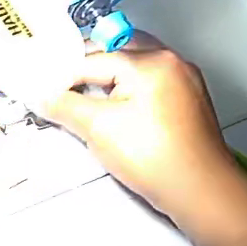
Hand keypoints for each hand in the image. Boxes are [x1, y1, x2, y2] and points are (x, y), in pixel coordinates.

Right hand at [39, 38, 244, 220]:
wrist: (201, 192)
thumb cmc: (155, 159)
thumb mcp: (98, 129)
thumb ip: (65, 106)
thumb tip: (45, 96)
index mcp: (150, 60)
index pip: (92, 58)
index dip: (63, 75)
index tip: (44, 89)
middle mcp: (172, 62)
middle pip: (117, 53)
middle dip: (90, 69)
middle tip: (64, 89)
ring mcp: (185, 81)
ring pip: (136, 69)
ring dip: (111, 80)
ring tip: (89, 103)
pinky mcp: (190, 102)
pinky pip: (153, 86)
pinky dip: (132, 93)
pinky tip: (120, 115)